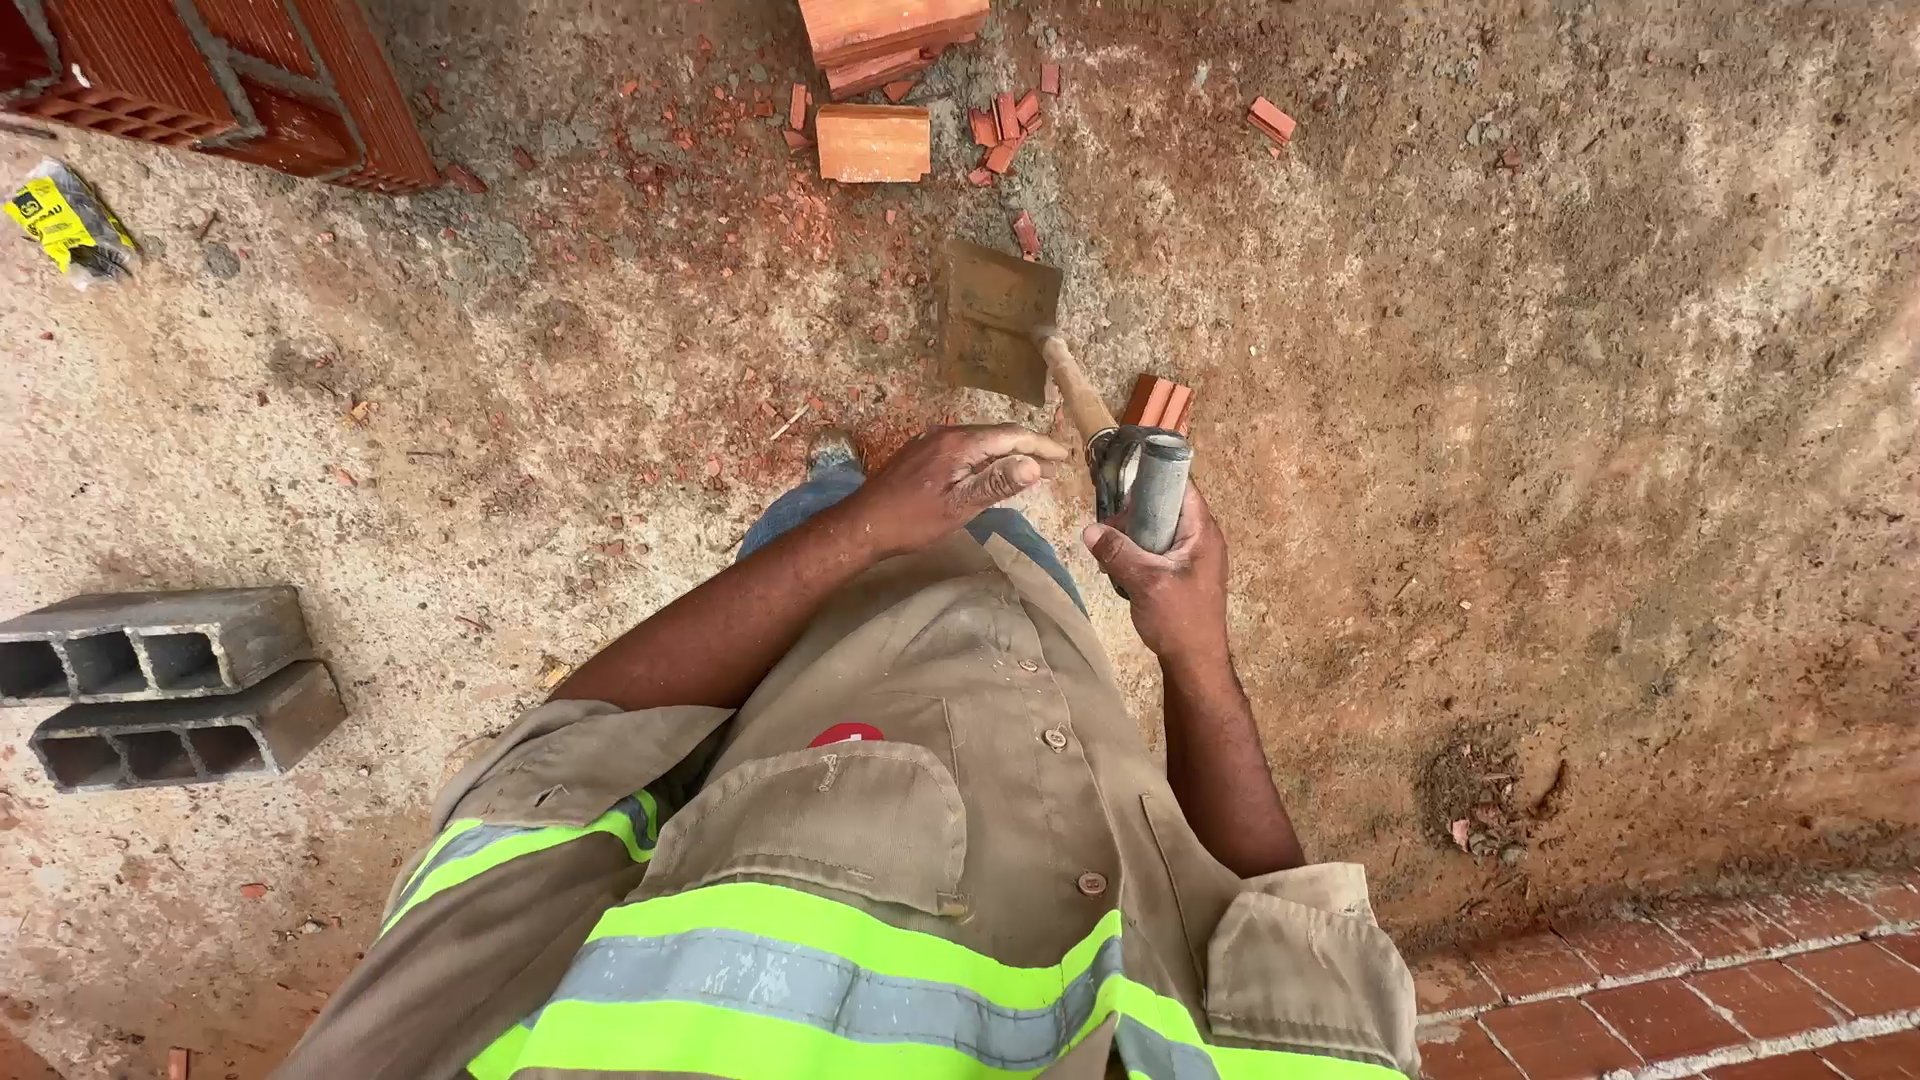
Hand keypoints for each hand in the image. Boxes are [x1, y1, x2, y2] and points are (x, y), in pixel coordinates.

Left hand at [835, 424, 1070, 557]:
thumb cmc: (911, 521)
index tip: (1064, 458)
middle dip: (1028, 449)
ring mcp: (931, 441)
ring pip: (980, 441)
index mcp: (958, 443)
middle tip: (1054, 467)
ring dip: (1007, 454)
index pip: (1011, 436)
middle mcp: (946, 433)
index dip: (1041, 446)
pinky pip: (964, 448)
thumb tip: (1033, 465)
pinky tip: (991, 472)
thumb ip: (996, 484)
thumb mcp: (959, 506)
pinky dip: (986, 457)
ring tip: (1030, 471)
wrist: (861, 525)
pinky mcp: (921, 452)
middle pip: (997, 434)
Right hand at [1081, 483, 1229, 665]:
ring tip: (1109, 550)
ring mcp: (1190, 556)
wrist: (1195, 663)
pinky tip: (1117, 566)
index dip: (1154, 478)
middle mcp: (1200, 538)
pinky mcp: (1179, 572)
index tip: (1122, 484)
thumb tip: (1090, 530)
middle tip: (1109, 528)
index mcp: (1202, 532)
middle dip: (1134, 512)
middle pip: (1164, 506)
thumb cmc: (1179, 620)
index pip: (1182, 486)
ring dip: (1131, 535)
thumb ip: (1117, 552)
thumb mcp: (1145, 582)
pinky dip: (1136, 552)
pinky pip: (1154, 549)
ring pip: (1156, 529)